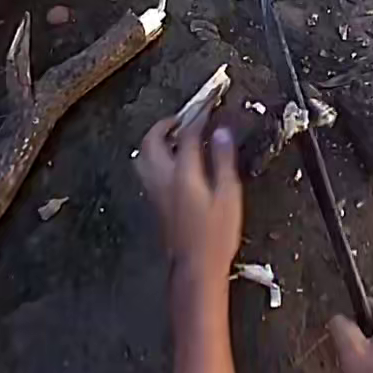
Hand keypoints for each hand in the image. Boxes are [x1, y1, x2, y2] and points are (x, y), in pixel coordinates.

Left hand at [137, 117, 242, 287]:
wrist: (194, 269)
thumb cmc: (215, 235)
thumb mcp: (228, 196)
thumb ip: (223, 161)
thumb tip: (221, 132)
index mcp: (182, 173)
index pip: (187, 134)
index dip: (199, 115)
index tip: (209, 104)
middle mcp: (162, 177)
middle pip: (152, 140)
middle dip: (166, 124)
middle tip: (185, 119)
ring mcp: (154, 190)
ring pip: (144, 154)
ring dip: (156, 139)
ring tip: (176, 137)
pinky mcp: (154, 201)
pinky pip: (147, 168)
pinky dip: (156, 155)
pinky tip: (174, 162)